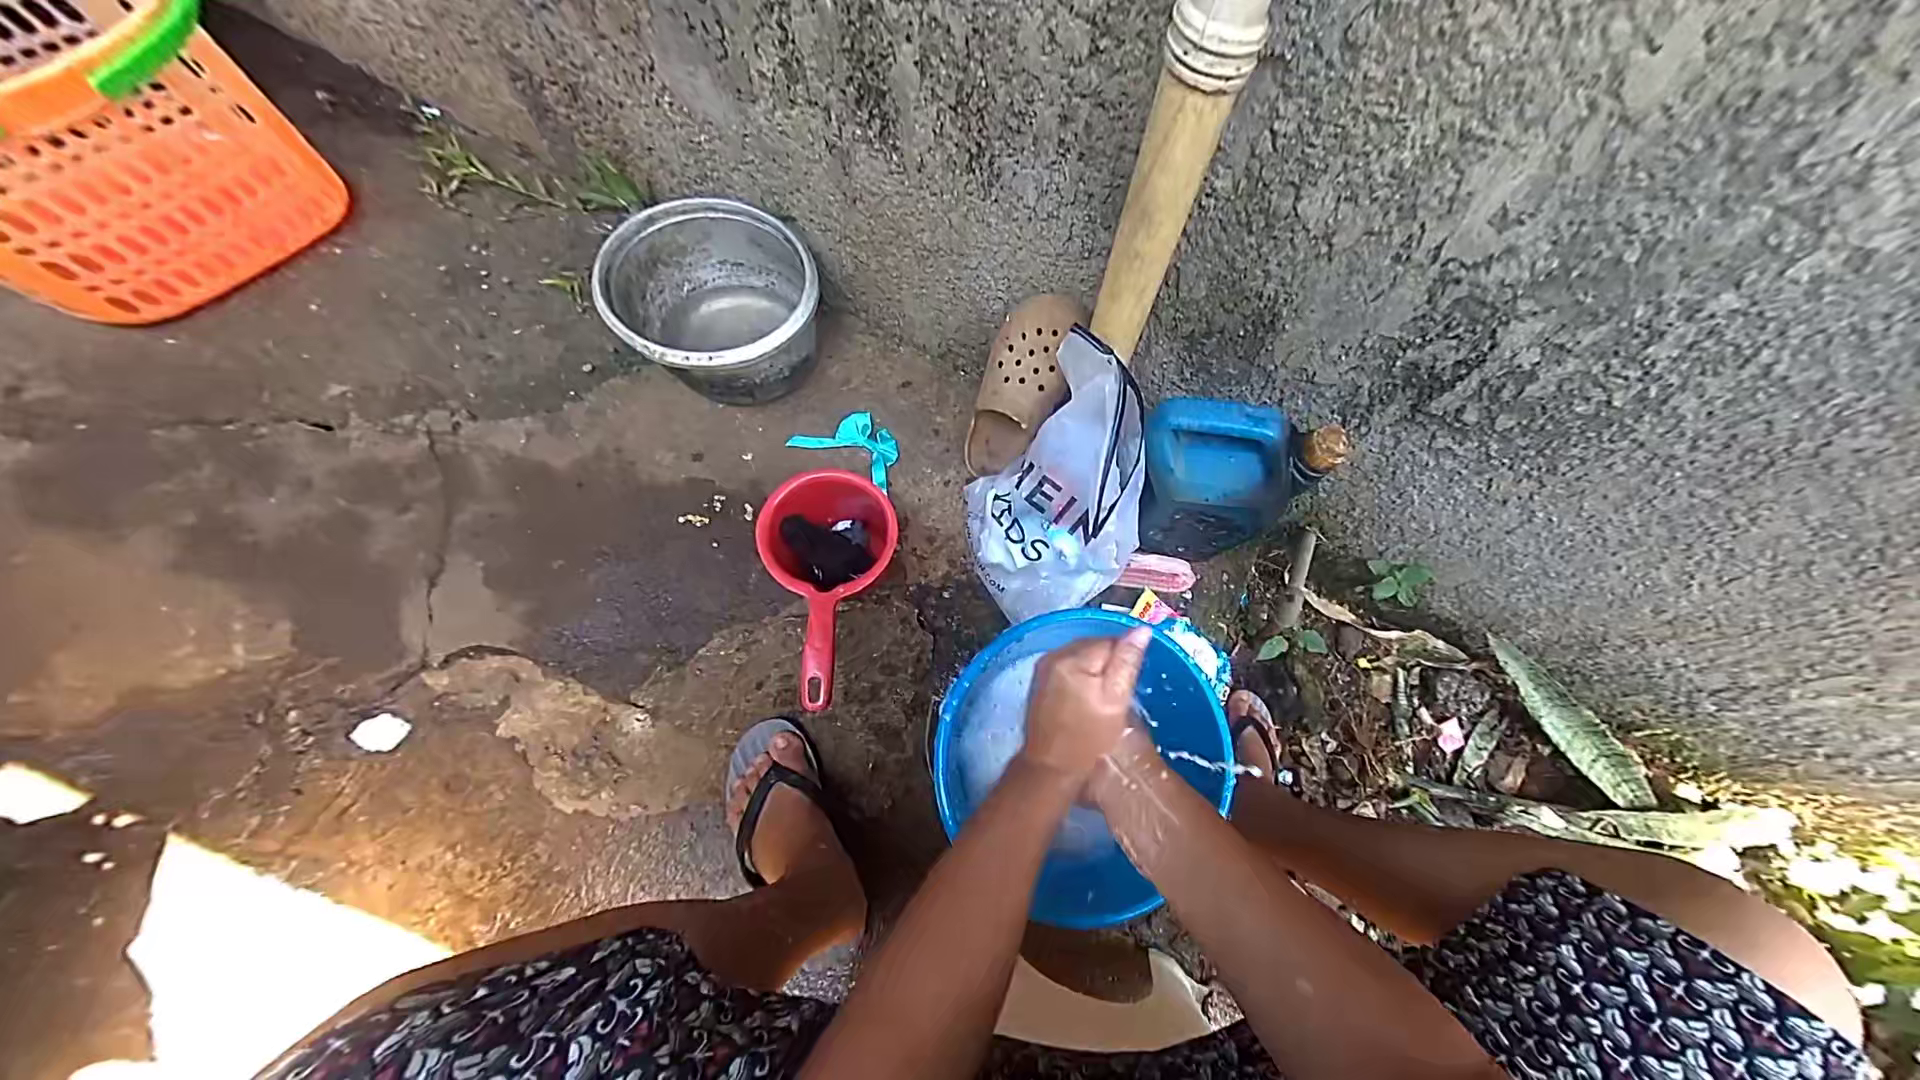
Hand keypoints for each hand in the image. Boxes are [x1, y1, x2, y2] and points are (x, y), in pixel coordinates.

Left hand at [1019, 627, 1151, 779]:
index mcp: (1073, 658)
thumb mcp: (1115, 701)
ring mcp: (1044, 667)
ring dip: (1097, 667)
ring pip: (1082, 654)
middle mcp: (1054, 656)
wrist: (1050, 768)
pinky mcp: (1041, 680)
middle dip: (1111, 661)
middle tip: (1122, 691)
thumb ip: (1127, 662)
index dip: (1127, 657)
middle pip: (1094, 644)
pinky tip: (1089, 697)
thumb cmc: (1087, 740)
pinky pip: (1069, 665)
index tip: (1132, 680)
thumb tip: (1142, 630)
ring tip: (1108, 696)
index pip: (1110, 640)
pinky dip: (1083, 674)